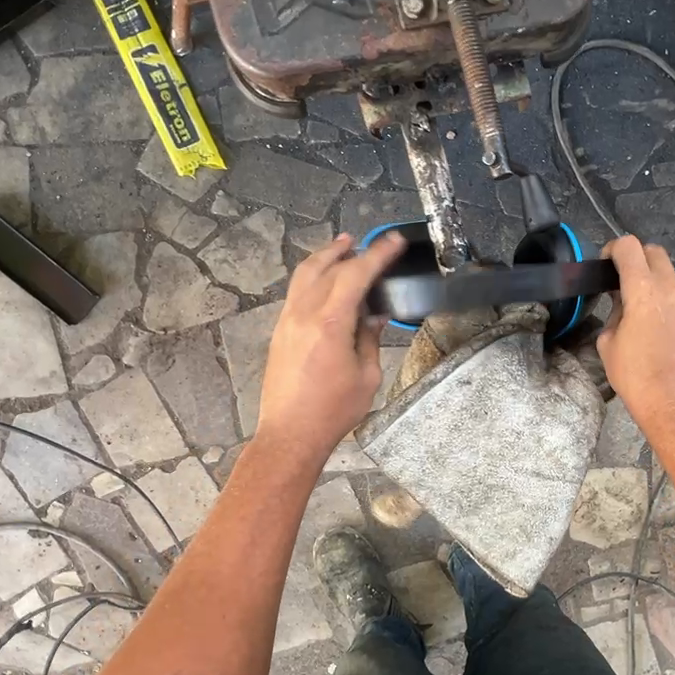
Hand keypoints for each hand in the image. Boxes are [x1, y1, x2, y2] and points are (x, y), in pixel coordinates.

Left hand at [253, 233, 402, 463]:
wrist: (291, 433)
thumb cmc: (333, 410)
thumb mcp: (366, 376)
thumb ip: (369, 339)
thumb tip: (374, 317)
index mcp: (330, 323)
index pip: (355, 275)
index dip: (377, 255)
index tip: (393, 242)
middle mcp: (304, 314)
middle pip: (327, 267)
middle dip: (351, 251)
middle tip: (370, 243)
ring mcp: (287, 320)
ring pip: (304, 274)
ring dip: (325, 257)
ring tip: (342, 246)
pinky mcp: (280, 331)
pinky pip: (297, 292)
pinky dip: (313, 276)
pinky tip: (324, 280)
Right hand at [596, 236, 674, 439]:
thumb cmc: (637, 380)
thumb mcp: (609, 345)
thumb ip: (615, 314)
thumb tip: (623, 304)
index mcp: (645, 293)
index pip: (629, 248)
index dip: (614, 249)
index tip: (607, 263)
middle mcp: (673, 290)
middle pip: (655, 254)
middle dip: (637, 260)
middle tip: (623, 282)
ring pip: (670, 278)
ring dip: (654, 285)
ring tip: (642, 314)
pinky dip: (669, 304)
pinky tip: (661, 331)